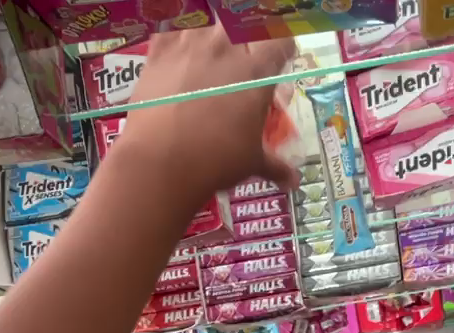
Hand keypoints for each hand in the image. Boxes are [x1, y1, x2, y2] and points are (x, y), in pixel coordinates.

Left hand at [114, 27, 299, 200]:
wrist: (162, 161)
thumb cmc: (217, 160)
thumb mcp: (252, 163)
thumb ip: (275, 165)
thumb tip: (293, 181)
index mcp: (256, 71)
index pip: (280, 43)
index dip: (282, 50)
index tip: (279, 60)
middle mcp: (226, 46)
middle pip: (243, 31)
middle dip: (245, 47)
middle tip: (239, 71)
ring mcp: (191, 42)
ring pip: (208, 29)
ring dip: (211, 45)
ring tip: (206, 70)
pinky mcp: (160, 47)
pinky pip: (173, 36)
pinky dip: (178, 49)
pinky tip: (177, 69)